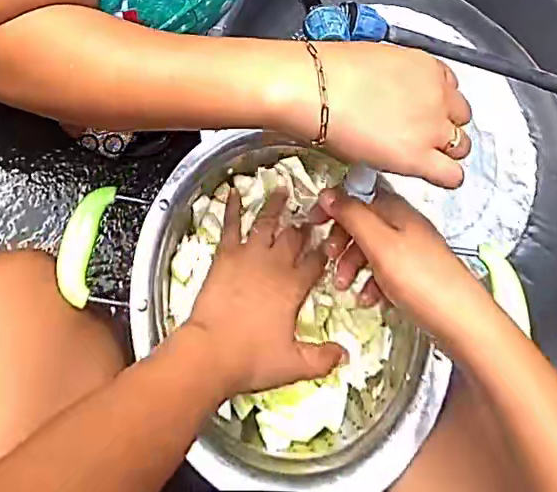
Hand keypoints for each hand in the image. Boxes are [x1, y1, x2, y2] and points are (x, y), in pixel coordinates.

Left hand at [182, 192, 345, 397]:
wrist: (211, 352)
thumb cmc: (251, 359)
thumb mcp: (293, 365)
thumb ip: (322, 359)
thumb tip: (345, 355)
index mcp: (293, 286)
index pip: (315, 262)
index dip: (323, 252)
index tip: (328, 244)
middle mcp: (275, 264)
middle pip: (294, 239)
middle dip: (303, 227)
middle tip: (309, 217)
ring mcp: (250, 255)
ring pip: (267, 223)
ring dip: (276, 206)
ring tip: (282, 191)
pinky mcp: (226, 254)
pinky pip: (231, 225)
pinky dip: (233, 208)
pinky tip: (233, 192)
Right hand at [273, 42, 472, 188]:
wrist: (313, 89)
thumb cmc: (330, 71)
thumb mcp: (377, 61)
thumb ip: (398, 79)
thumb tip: (393, 94)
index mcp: (427, 66)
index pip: (451, 88)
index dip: (436, 103)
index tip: (422, 111)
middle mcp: (437, 94)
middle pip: (460, 117)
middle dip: (442, 126)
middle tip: (417, 133)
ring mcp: (431, 127)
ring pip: (460, 146)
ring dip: (443, 151)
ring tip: (416, 154)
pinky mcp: (418, 156)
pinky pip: (452, 175)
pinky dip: (442, 176)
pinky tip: (423, 173)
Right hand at [311, 187, 506, 353]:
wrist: (466, 324)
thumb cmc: (423, 282)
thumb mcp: (381, 245)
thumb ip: (353, 216)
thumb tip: (328, 193)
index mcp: (397, 209)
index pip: (357, 194)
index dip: (333, 207)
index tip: (313, 223)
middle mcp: (405, 224)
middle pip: (363, 222)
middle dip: (341, 240)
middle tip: (328, 259)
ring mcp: (413, 250)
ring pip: (372, 248)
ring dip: (353, 264)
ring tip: (344, 287)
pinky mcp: (418, 275)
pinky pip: (385, 271)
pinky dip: (372, 282)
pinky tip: (369, 299)